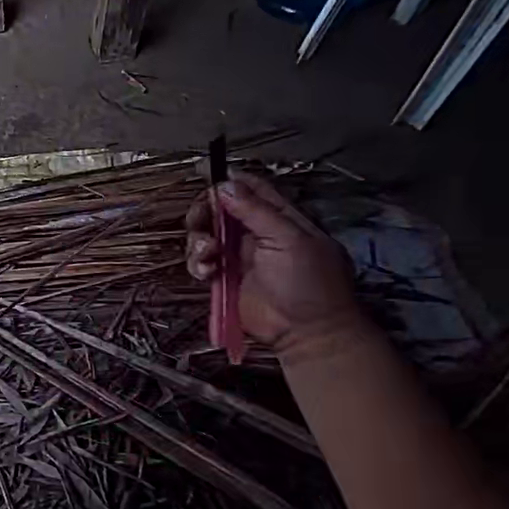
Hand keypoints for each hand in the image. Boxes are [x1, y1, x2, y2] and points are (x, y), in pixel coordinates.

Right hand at [185, 173, 365, 359]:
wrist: (306, 333)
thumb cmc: (310, 285)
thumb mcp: (289, 240)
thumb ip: (256, 211)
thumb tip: (226, 186)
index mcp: (278, 217)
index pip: (250, 188)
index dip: (228, 180)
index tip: (205, 174)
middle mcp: (255, 233)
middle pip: (218, 209)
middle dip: (204, 212)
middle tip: (202, 221)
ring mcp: (237, 256)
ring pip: (204, 234)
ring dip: (199, 240)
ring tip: (208, 254)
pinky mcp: (223, 278)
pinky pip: (200, 262)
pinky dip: (197, 264)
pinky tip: (207, 272)